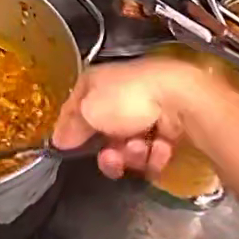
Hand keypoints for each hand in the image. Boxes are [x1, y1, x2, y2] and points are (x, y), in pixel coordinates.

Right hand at [51, 56, 228, 179]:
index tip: (68, 147)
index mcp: (99, 82)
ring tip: (140, 149)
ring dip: (131, 155)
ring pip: (129, 147)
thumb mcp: (89, 110)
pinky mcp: (169, 127)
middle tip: (112, 157)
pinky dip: (154, 156)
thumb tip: (59, 138)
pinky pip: (153, 152)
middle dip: (108, 152)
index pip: (77, 107)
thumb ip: (72, 126)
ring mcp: (146, 110)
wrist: (180, 100)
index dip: (72, 129)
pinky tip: (158, 149)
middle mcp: (122, 93)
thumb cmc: (130, 96)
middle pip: (105, 134)